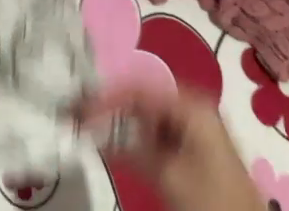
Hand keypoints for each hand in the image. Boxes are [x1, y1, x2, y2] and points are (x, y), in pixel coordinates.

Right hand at [82, 85, 263, 210]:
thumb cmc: (212, 201)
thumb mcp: (167, 176)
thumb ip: (128, 148)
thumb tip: (90, 127)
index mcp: (192, 104)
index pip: (138, 88)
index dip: (105, 96)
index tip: (76, 108)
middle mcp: (193, 107)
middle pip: (142, 97)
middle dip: (109, 105)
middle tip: (76, 115)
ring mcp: (195, 128)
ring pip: (147, 116)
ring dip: (119, 121)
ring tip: (88, 127)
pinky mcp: (193, 150)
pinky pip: (156, 133)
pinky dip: (134, 137)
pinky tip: (115, 145)